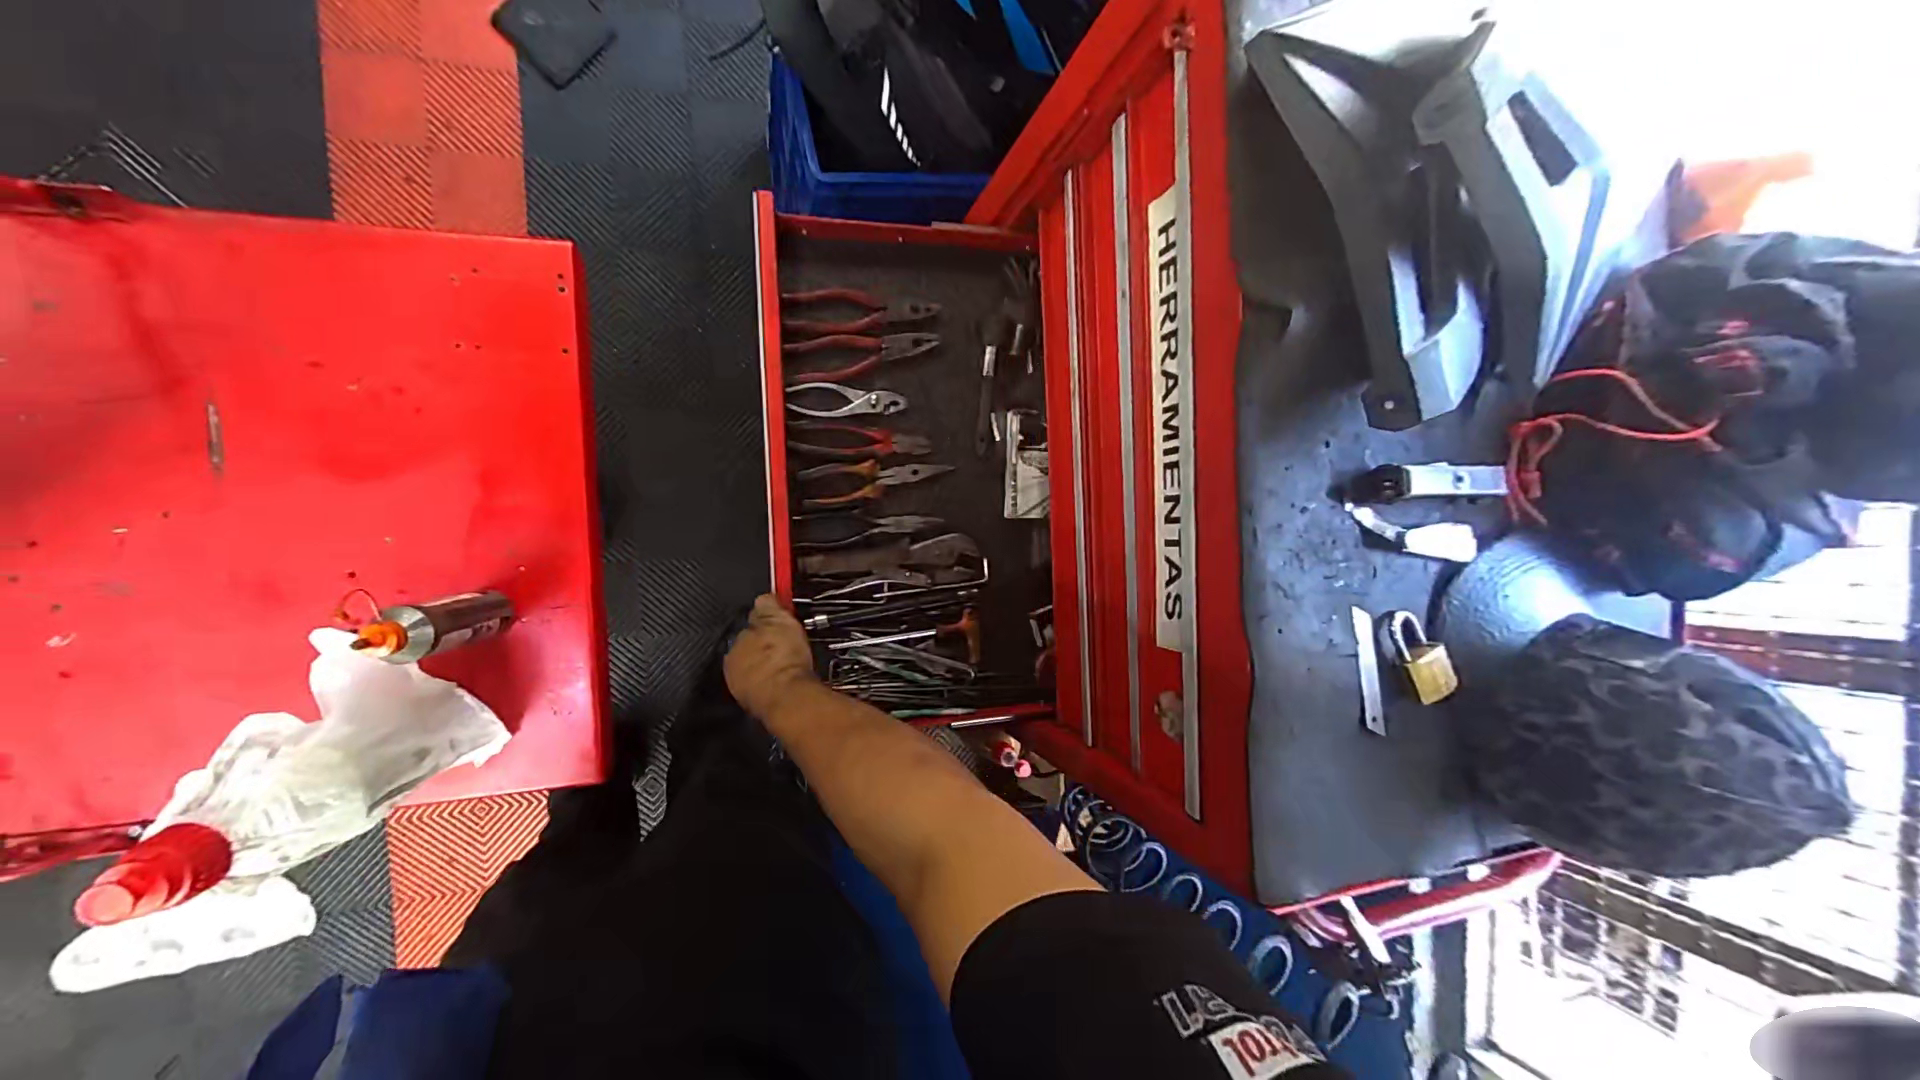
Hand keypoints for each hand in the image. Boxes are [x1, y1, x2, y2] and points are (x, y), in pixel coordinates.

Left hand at [724, 594, 818, 718]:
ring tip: (793, 661)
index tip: (778, 623)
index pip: (746, 630)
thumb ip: (766, 606)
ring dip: (774, 665)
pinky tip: (793, 678)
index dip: (764, 625)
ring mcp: (748, 692)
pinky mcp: (764, 706)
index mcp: (732, 649)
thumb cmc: (780, 660)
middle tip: (788, 642)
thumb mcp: (777, 619)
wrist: (791, 696)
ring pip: (761, 672)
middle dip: (767, 647)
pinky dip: (781, 681)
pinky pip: (772, 688)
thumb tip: (763, 598)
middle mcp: (735, 672)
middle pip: (751, 653)